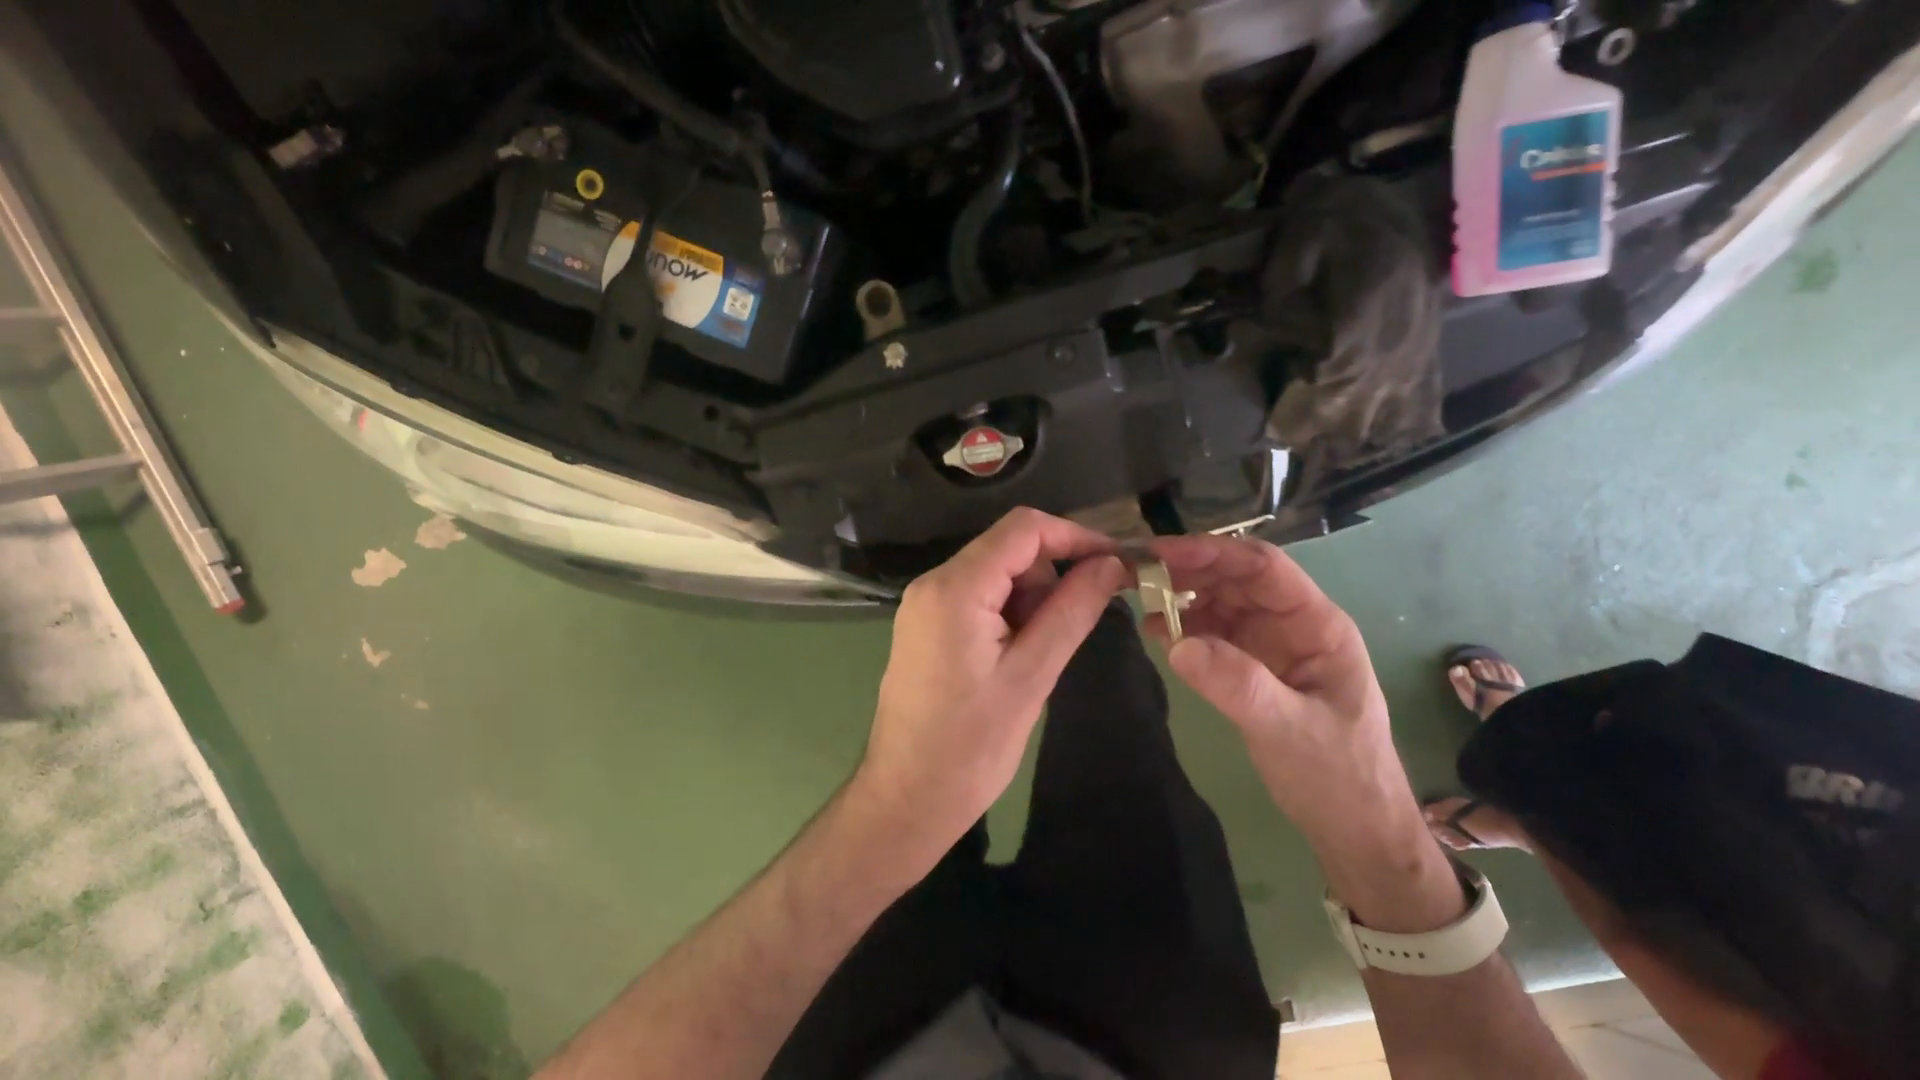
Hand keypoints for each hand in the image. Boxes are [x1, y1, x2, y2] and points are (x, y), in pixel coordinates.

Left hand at [855, 508, 1126, 861]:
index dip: (1076, 536)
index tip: (1117, 564)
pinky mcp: (926, 629)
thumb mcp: (1032, 676)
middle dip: (1052, 576)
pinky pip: (978, 600)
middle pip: (1008, 550)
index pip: (1023, 529)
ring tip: (1041, 657)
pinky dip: (1010, 615)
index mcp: (954, 589)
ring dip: (1032, 600)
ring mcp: (924, 606)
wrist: (907, 798)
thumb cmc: (971, 746)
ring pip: (996, 576)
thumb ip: (1072, 611)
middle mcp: (932, 584)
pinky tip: (1020, 659)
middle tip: (1077, 627)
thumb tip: (1113, 564)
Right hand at [1145, 535, 1454, 923]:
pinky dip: (1184, 629)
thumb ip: (1238, 685)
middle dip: (1190, 571)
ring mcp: (1273, 647)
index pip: (1264, 569)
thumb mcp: (1289, 730)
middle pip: (1237, 580)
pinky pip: (1215, 636)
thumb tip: (1177, 644)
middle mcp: (1294, 626)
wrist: (1354, 830)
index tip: (1160, 554)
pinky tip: (1156, 633)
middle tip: (1135, 573)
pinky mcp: (1253, 671)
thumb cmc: (1338, 776)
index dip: (1213, 553)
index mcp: (1318, 625)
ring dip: (1183, 598)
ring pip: (1222, 604)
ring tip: (1138, 599)